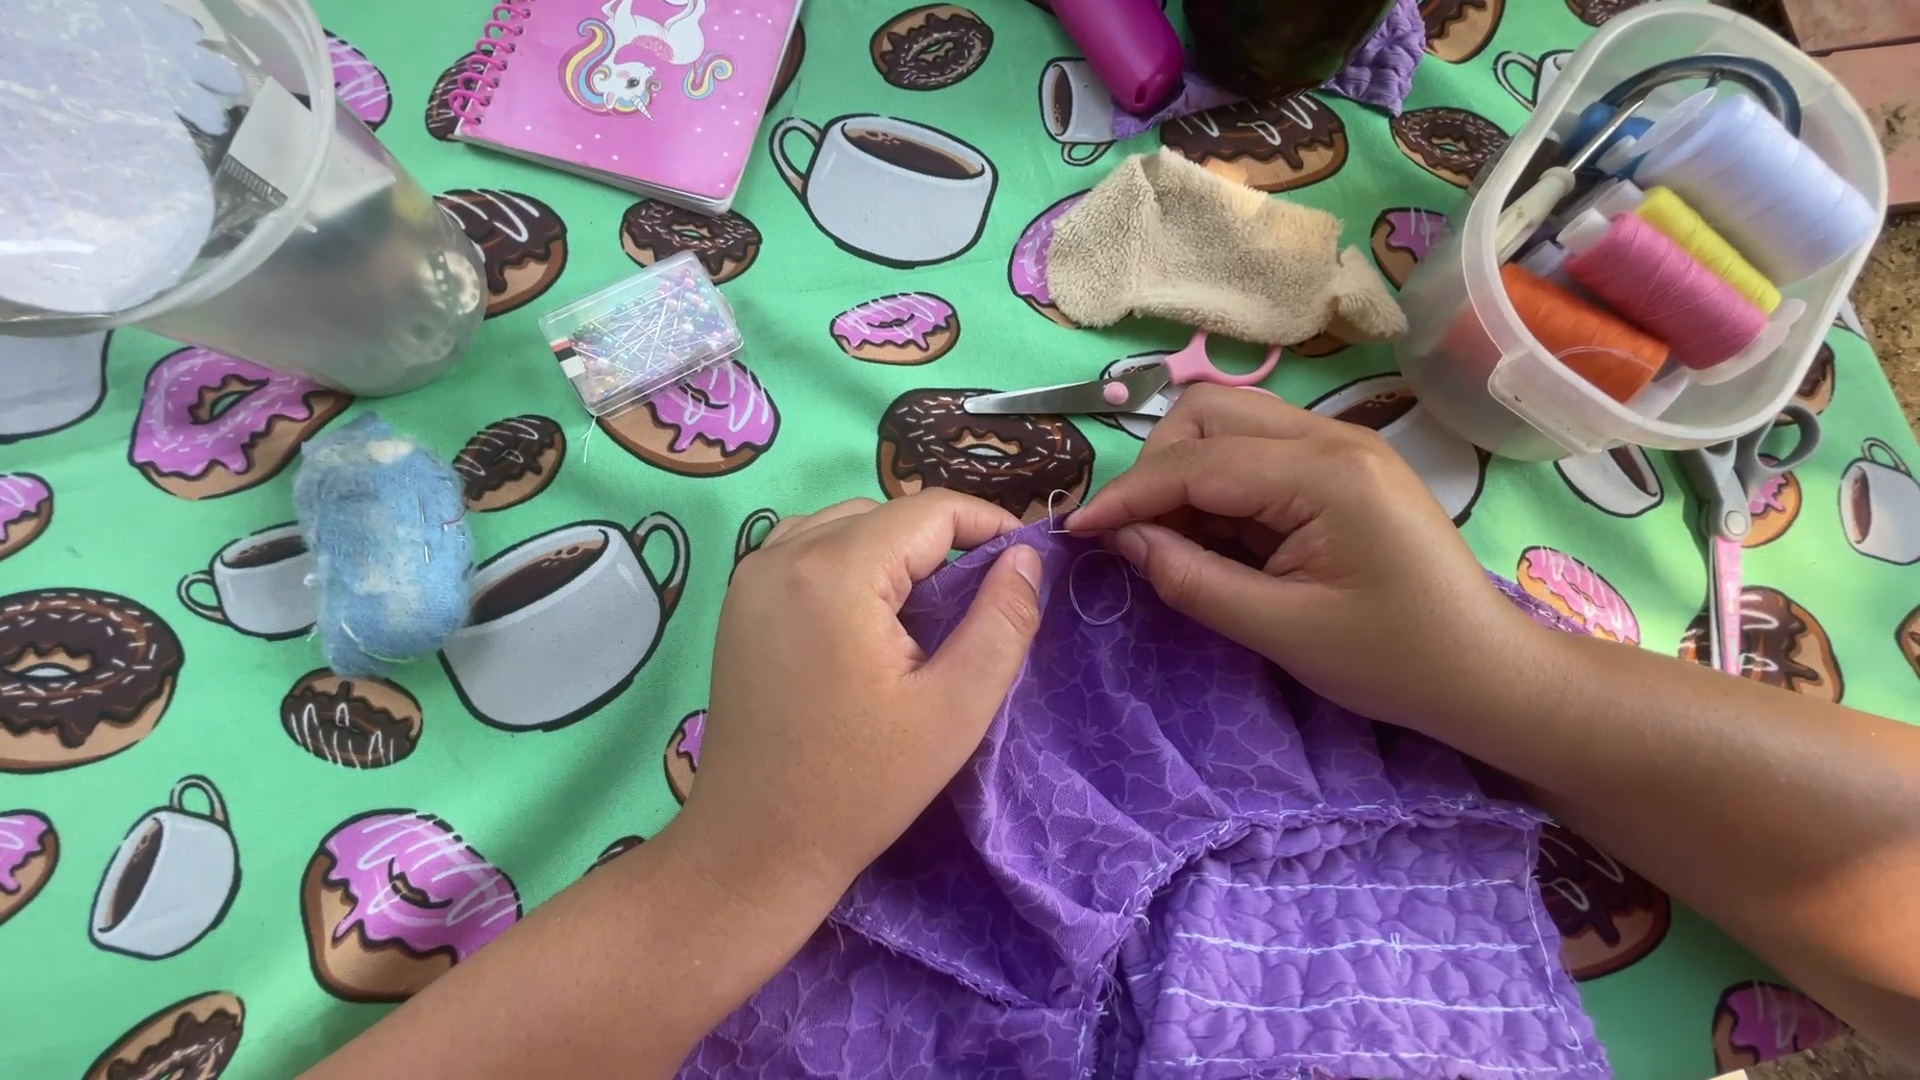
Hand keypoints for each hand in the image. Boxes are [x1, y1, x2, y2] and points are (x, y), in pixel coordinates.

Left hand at [672, 490, 1043, 905]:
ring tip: (924, 606)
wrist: (754, 845)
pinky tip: (865, 610)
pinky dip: (849, 558)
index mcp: (835, 572)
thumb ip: (1003, 622)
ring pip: (846, 524)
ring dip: (894, 548)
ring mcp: (752, 574)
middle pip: (886, 514)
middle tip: (977, 597)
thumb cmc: (861, 785)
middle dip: (941, 541)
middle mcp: (784, 554)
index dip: (985, 522)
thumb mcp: (956, 709)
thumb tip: (1023, 556)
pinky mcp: (739, 600)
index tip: (1021, 558)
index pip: (928, 510)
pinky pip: (807, 547)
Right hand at [1066, 384, 1539, 730]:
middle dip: (1156, 469)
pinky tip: (1210, 535)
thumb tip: (1121, 541)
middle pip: (1208, 413)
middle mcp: (1331, 437)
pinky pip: (1251, 455)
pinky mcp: (1336, 467)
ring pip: (1226, 425)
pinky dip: (1213, 488)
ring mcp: (1337, 446)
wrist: (1488, 674)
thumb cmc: (1394, 660)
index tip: (1077, 530)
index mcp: (1325, 474)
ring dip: (1182, 475)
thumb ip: (1191, 580)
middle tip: (1139, 536)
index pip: (1197, 462)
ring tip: (1171, 539)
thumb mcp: (1281, 631)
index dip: (1128, 495)